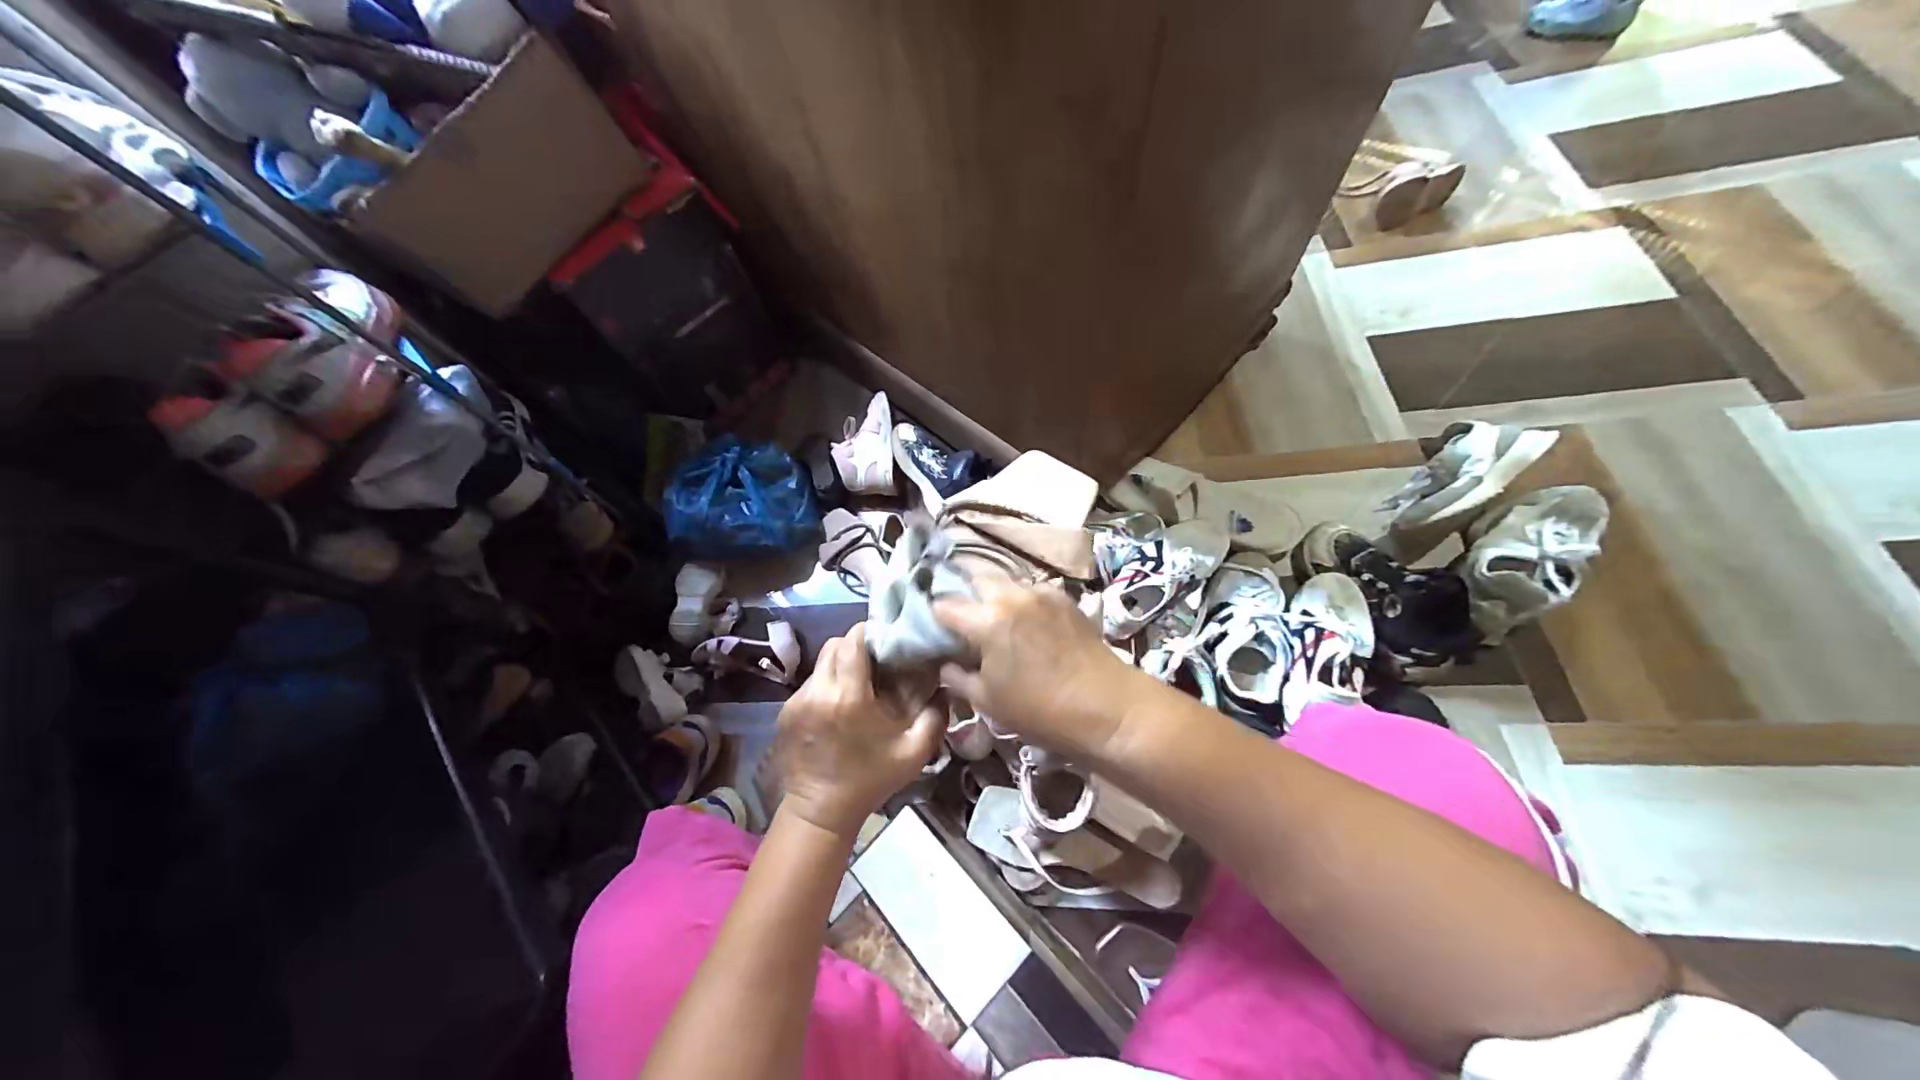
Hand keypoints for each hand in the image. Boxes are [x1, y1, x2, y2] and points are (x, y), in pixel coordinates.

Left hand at [772, 623, 943, 839]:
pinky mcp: (785, 711)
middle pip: (834, 644)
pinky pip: (810, 683)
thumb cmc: (870, 781)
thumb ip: (934, 715)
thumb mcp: (914, 752)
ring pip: (820, 662)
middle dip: (855, 646)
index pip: (853, 640)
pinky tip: (840, 706)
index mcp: (848, 696)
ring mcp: (797, 701)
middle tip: (876, 661)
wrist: (820, 813)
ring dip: (840, 665)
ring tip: (859, 684)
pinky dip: (826, 685)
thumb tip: (945, 686)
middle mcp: (818, 691)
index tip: (888, 641)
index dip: (871, 633)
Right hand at [934, 574, 1143, 759]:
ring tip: (996, 624)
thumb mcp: (987, 701)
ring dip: (994, 598)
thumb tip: (945, 662)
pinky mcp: (1066, 599)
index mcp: (987, 619)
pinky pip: (1032, 592)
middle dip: (965, 598)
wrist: (1107, 708)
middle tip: (965, 626)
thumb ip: (957, 676)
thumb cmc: (1041, 710)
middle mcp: (1012, 596)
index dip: (934, 618)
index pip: (945, 605)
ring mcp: (1042, 593)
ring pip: (1006, 584)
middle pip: (976, 582)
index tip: (934, 632)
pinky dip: (1021, 603)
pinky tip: (1026, 626)